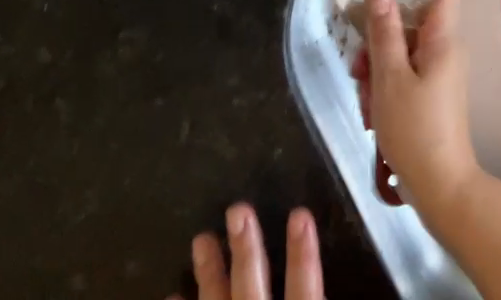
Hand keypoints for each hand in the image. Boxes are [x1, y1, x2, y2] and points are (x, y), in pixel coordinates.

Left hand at [182, 203, 321, 299]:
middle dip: (245, 249)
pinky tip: (174, 295)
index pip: (305, 288)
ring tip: (201, 238)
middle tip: (237, 209)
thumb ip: (316, 294)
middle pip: (251, 285)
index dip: (303, 253)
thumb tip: (327, 283)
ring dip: (208, 272)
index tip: (300, 213)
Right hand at [356, 0, 479, 213]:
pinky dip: (388, 87)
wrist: (440, 184)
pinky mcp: (433, 97)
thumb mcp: (390, 78)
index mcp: (444, 41)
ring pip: (405, 54)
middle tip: (359, 67)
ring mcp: (441, 76)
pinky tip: (372, 111)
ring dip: (379, 69)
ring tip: (364, 97)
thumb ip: (385, 35)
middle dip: (381, 41)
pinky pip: (408, 77)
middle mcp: (447, 53)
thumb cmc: (414, 127)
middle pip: (413, 26)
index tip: (379, 1)